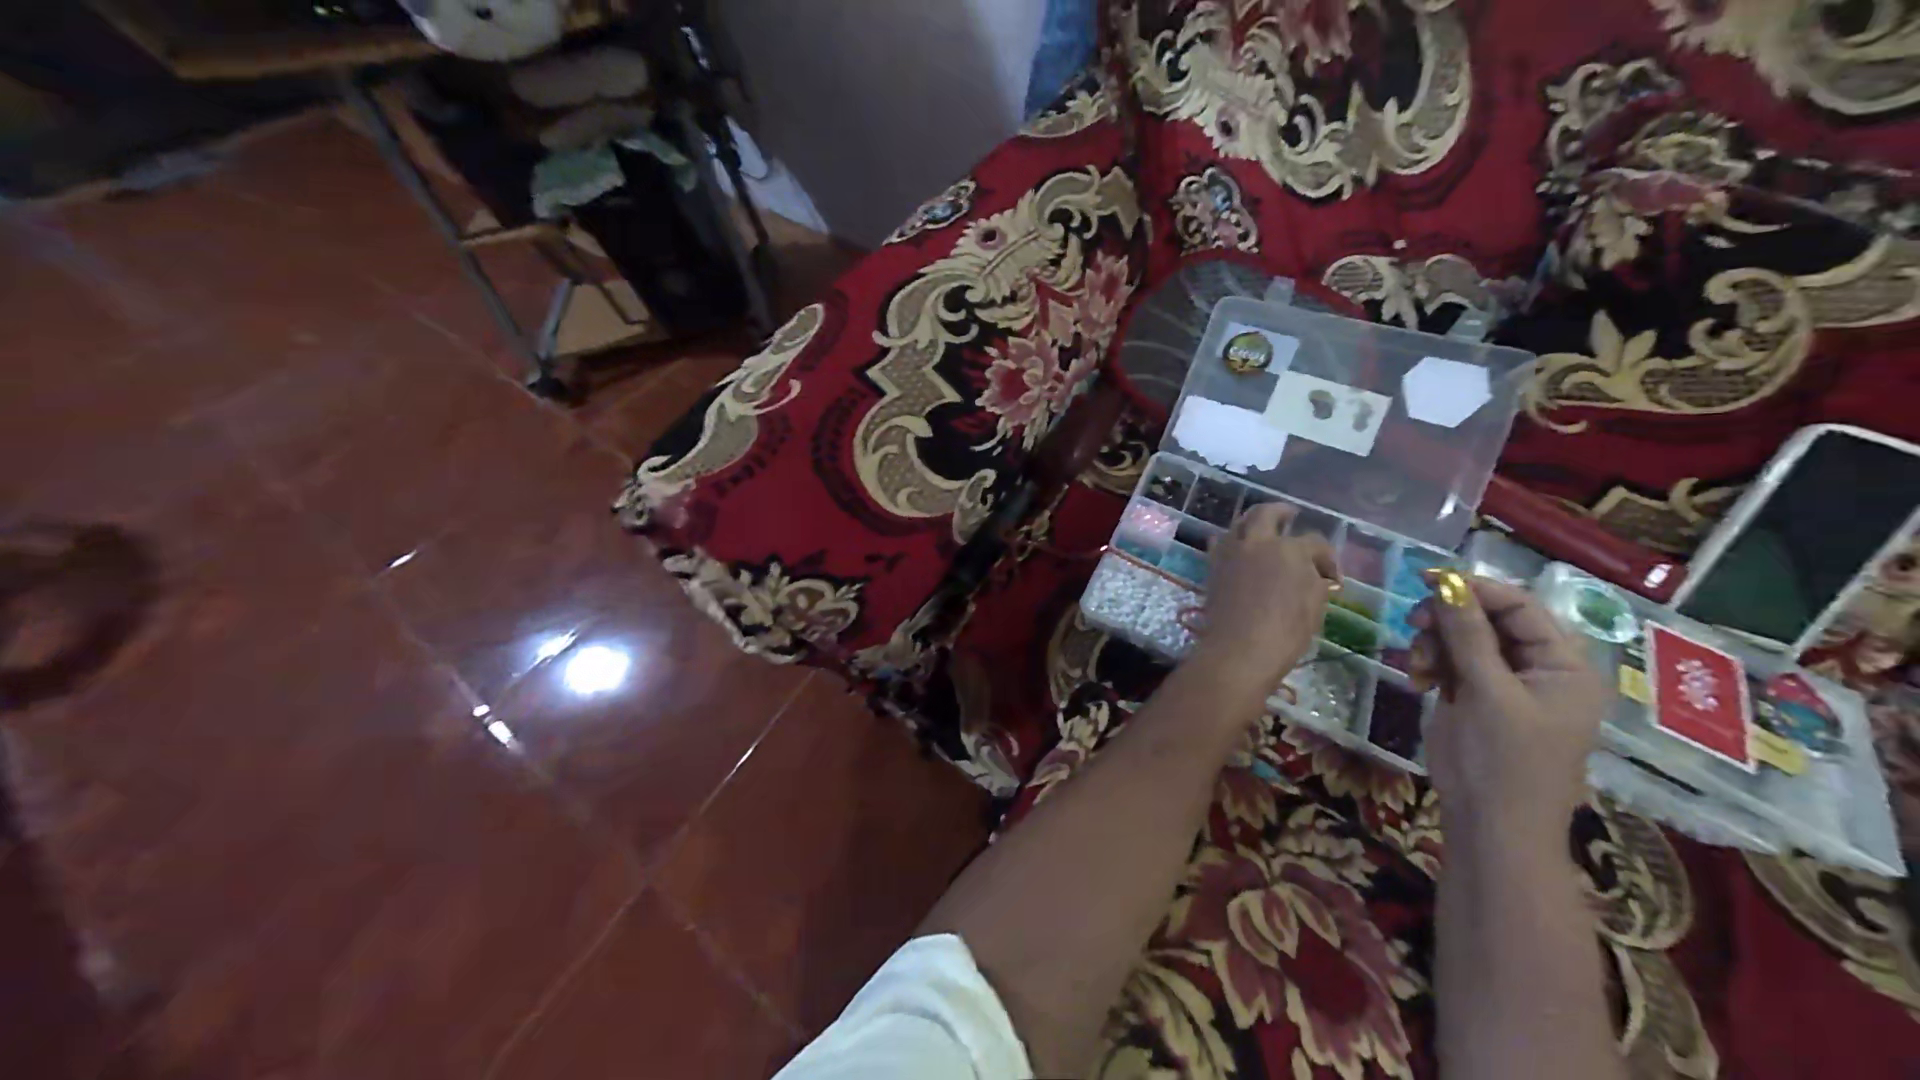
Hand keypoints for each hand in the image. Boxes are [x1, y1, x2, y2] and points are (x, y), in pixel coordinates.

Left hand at [1192, 503, 1338, 695]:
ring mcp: (1231, 553)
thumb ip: (1316, 583)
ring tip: (1262, 529)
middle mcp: (1258, 543)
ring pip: (1239, 524)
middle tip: (1290, 514)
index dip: (1328, 558)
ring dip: (1252, 522)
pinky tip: (1238, 548)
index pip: (1314, 543)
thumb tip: (1318, 577)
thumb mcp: (1314, 607)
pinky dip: (1230, 541)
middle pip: (1267, 513)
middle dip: (1281, 511)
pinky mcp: (1212, 567)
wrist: (1239, 649)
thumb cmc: (1285, 631)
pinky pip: (1219, 544)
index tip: (1332, 577)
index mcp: (1290, 550)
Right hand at [1409, 576, 1605, 838]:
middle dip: (1448, 620)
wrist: (1489, 822)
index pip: (1520, 608)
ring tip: (1417, 668)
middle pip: (1488, 620)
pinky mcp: (1474, 697)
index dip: (1476, 589)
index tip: (1428, 578)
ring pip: (1461, 639)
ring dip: (1433, 645)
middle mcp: (1537, 669)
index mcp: (1563, 666)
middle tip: (1414, 622)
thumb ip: (1468, 636)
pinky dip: (1429, 665)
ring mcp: (1503, 684)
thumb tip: (1447, 583)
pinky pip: (1449, 662)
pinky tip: (1418, 681)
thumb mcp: (1487, 693)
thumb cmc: (1504, 759)